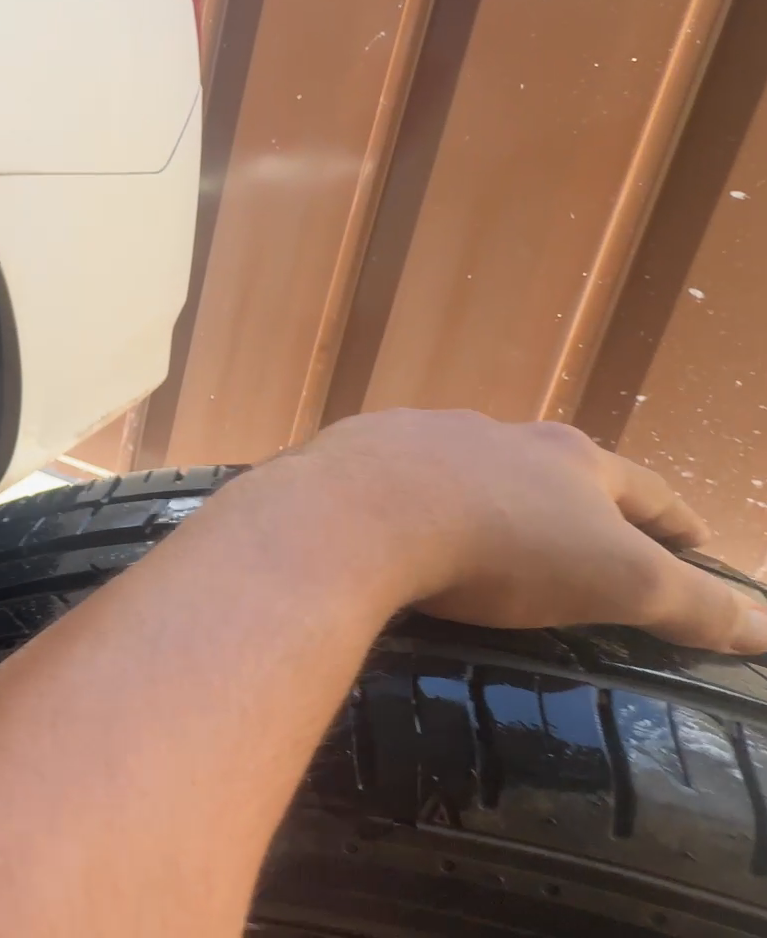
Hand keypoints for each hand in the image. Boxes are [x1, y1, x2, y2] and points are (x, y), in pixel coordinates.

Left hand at [250, 409, 766, 654]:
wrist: (349, 513)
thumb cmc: (496, 547)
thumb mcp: (616, 584)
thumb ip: (692, 604)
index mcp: (564, 457)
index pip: (640, 488)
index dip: (670, 518)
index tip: (688, 537)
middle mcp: (486, 431)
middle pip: (539, 465)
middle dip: (557, 496)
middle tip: (565, 529)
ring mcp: (404, 434)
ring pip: (451, 461)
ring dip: (467, 487)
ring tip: (468, 519)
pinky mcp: (342, 450)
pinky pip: (377, 473)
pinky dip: (391, 495)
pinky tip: (382, 516)